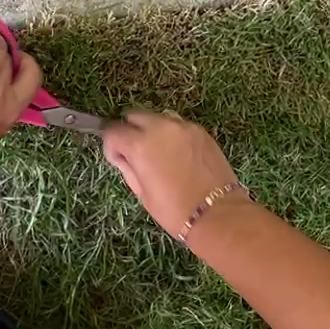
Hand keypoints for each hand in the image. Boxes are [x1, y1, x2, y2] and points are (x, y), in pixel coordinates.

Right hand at [101, 112, 242, 234]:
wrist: (217, 212)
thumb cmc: (174, 209)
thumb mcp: (142, 193)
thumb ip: (129, 167)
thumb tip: (123, 155)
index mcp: (140, 144)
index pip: (113, 131)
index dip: (112, 145)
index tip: (118, 159)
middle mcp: (160, 127)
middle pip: (134, 116)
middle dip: (130, 131)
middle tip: (136, 154)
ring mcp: (183, 126)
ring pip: (158, 117)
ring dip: (152, 130)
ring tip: (160, 153)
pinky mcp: (200, 130)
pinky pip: (178, 125)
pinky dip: (172, 134)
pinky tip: (179, 155)